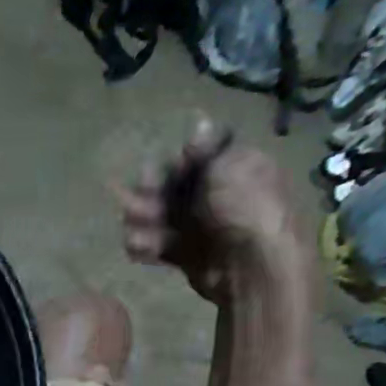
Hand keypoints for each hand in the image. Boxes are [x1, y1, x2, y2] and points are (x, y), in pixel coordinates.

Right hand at [117, 120, 305, 303]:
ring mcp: (202, 229)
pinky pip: (162, 248)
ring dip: (143, 223)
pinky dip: (146, 247)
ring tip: (131, 230)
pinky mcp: (189, 257)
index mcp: (232, 169)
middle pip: (172, 193)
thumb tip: (199, 122)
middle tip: (131, 206)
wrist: (254, 264)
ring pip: (163, 221)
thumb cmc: (245, 207)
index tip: (149, 173)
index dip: (169, 168)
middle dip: (149, 198)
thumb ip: (207, 149)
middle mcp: (217, 197)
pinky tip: (135, 248)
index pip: (193, 163)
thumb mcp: (229, 166)